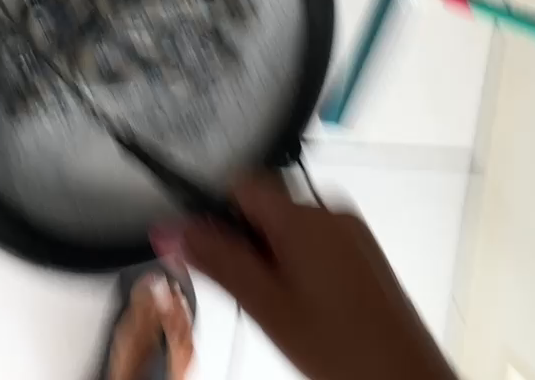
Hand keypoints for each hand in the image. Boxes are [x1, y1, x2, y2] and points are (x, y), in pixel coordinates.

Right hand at [152, 175, 457, 379]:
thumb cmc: (341, 351)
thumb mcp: (265, 306)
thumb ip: (214, 260)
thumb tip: (168, 230)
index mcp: (303, 215)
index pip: (241, 183)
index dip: (216, 210)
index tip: (205, 246)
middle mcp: (330, 210)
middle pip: (266, 205)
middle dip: (247, 240)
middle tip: (248, 292)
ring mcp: (353, 230)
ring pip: (291, 225)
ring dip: (273, 254)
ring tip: (281, 308)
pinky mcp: (366, 252)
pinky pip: (318, 240)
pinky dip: (301, 262)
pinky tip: (307, 307)